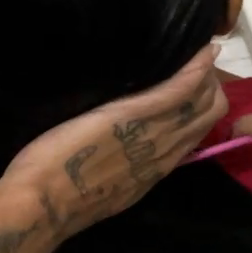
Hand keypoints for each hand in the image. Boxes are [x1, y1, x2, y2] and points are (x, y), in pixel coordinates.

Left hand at [2, 45, 228, 238]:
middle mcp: (164, 153)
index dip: (201, 105)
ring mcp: (154, 135)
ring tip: (190, 50)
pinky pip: (178, 90)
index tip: (194, 83)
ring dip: (204, 75)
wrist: (42, 203)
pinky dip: (194, 69)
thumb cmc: (56, 192)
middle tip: (189, 62)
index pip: (197, 134)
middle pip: (209, 115)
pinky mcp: (133, 114)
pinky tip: (200, 50)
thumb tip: (119, 150)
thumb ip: (119, 165)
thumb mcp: (103, 184)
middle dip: (209, 85)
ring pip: (204, 103)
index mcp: (155, 170)